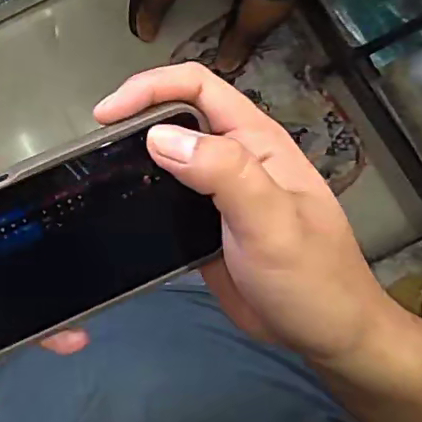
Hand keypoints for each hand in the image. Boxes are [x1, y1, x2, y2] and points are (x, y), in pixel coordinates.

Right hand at [93, 63, 406, 367]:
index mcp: (255, 140)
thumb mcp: (272, 222)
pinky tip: (117, 206)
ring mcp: (216, 190)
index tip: (106, 114)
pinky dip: (139, 191)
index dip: (150, 88)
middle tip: (94, 146)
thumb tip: (158, 137)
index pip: (197, 87)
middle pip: (176, 114)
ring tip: (96, 173)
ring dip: (132, 155)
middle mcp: (233, 156)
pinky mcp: (201, 222)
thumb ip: (224, 173)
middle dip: (133, 117)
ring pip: (166, 154)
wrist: (326, 334)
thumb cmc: (310, 277)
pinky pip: (164, 194)